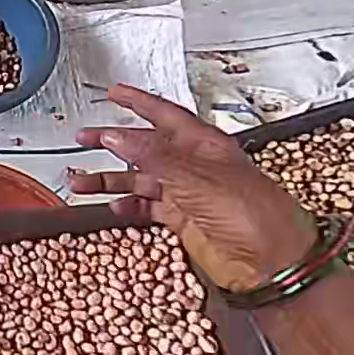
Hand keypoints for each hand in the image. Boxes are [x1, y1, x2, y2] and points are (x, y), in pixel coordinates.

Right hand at [70, 84, 318, 291]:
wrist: (272, 261)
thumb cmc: (252, 214)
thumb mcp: (196, 178)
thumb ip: (153, 156)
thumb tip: (116, 137)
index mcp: (202, 145)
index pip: (164, 115)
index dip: (138, 102)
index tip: (115, 93)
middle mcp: (192, 165)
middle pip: (144, 147)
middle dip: (112, 142)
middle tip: (84, 139)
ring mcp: (186, 192)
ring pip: (138, 180)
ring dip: (109, 180)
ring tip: (81, 183)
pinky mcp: (183, 218)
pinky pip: (146, 207)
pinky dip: (128, 206)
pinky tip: (114, 207)